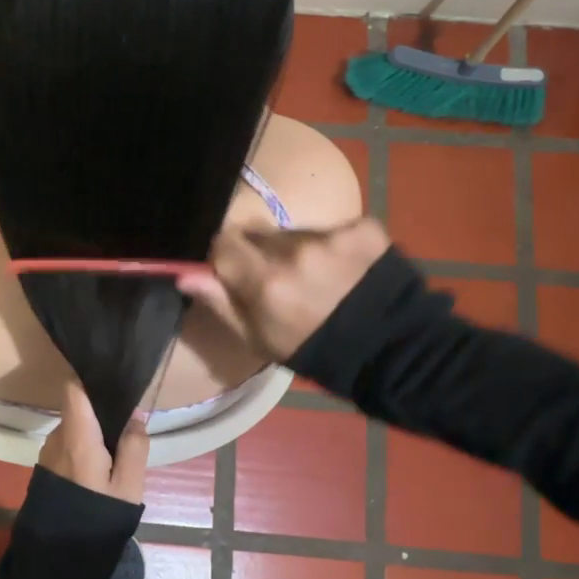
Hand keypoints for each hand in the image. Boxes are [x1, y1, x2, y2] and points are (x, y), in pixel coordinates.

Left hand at [38, 381, 148, 504]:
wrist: (59, 552)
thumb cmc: (98, 514)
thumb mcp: (128, 486)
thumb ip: (135, 447)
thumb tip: (135, 417)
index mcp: (77, 436)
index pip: (73, 389)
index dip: (89, 378)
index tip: (110, 378)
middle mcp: (56, 438)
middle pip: (77, 412)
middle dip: (99, 414)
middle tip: (127, 424)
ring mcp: (47, 454)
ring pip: (73, 432)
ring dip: (92, 435)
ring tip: (116, 450)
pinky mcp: (45, 469)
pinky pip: (66, 448)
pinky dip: (83, 450)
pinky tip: (99, 468)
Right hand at [177, 218, 391, 361]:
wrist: (393, 351)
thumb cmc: (315, 351)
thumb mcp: (259, 339)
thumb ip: (221, 303)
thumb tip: (185, 275)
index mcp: (266, 281)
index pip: (223, 242)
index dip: (225, 255)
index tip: (234, 272)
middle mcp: (295, 250)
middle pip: (258, 234)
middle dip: (260, 253)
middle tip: (279, 282)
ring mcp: (332, 236)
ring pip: (295, 232)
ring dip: (296, 250)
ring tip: (319, 280)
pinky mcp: (363, 227)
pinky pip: (331, 229)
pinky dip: (333, 247)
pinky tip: (346, 272)